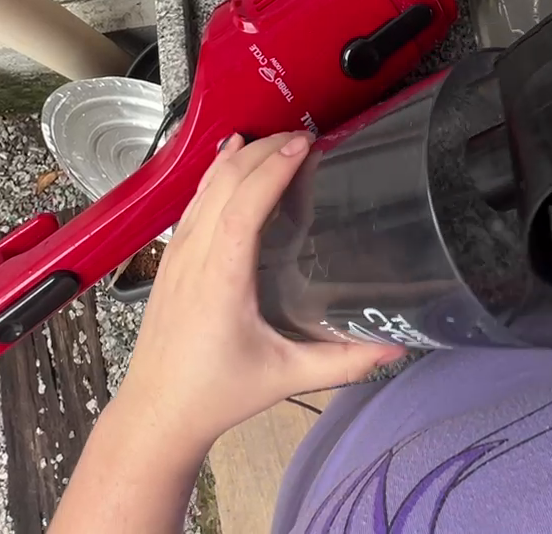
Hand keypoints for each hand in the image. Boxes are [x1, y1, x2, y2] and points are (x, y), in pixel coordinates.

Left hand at [112, 132, 403, 452]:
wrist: (155, 414)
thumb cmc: (217, 393)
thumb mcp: (285, 376)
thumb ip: (343, 361)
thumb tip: (396, 345)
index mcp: (221, 277)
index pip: (244, 205)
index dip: (274, 169)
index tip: (305, 145)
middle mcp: (194, 255)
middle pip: (226, 183)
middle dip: (265, 150)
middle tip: (305, 138)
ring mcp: (177, 252)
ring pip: (207, 186)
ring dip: (242, 156)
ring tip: (278, 140)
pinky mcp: (170, 257)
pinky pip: (194, 200)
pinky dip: (216, 171)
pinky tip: (231, 154)